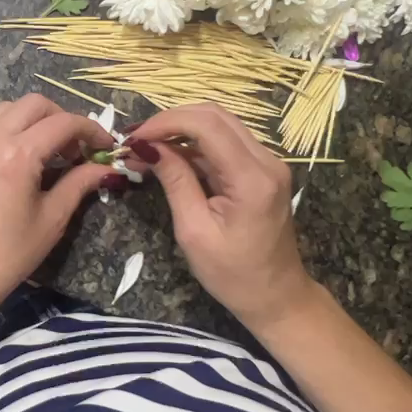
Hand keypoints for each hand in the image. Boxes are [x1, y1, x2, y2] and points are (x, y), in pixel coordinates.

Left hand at [0, 94, 116, 314]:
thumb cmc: (9, 254)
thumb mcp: (52, 219)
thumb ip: (79, 183)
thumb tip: (105, 166)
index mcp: (18, 154)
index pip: (64, 123)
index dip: (91, 129)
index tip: (105, 146)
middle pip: (33, 104)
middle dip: (60, 117)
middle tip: (74, 147)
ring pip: (4, 110)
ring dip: (30, 121)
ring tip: (43, 150)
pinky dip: (3, 131)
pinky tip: (11, 159)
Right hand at [128, 103, 313, 330]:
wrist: (276, 296)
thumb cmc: (233, 274)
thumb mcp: (194, 231)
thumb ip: (175, 181)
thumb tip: (147, 147)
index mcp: (252, 178)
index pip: (206, 125)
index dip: (166, 123)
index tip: (135, 139)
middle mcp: (266, 161)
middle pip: (215, 115)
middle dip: (172, 120)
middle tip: (138, 141)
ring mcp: (268, 162)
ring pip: (220, 123)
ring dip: (182, 129)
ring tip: (148, 148)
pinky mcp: (263, 169)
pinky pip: (226, 141)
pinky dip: (196, 143)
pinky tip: (170, 156)